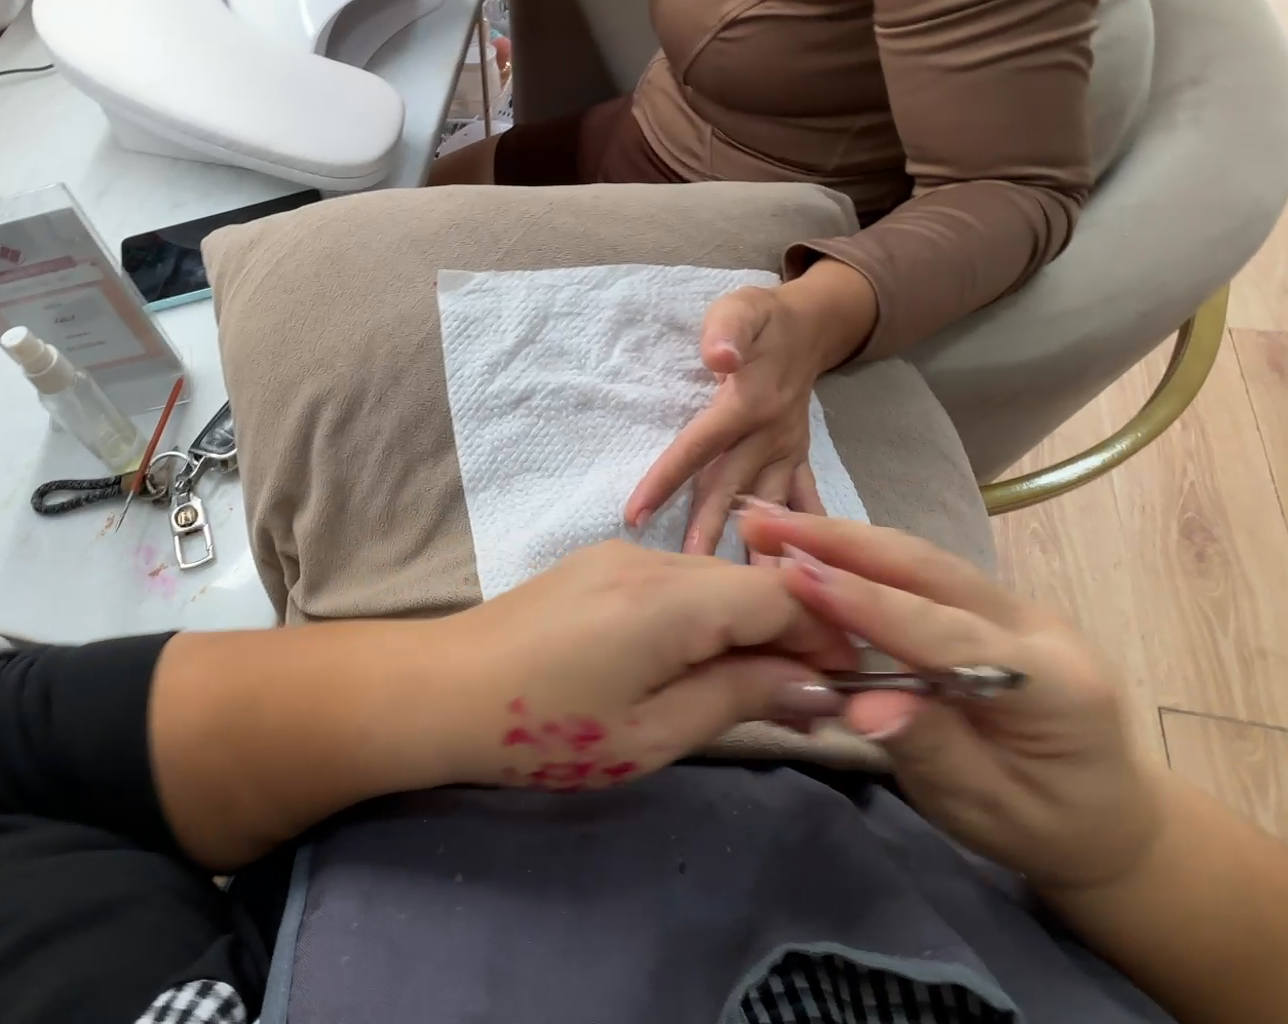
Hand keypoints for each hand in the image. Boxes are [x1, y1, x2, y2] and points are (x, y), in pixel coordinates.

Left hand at [434, 540, 854, 789]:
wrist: (439, 690)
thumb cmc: (542, 729)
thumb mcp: (651, 733)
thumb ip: (740, 698)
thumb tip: (822, 688)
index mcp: (670, 598)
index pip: (788, 594)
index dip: (830, 639)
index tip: (849, 693)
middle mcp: (647, 558)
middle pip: (752, 580)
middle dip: (791, 636)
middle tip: (803, 705)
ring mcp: (614, 556)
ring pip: (712, 580)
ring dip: (745, 627)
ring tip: (748, 692)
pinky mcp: (591, 566)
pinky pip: (671, 582)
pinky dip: (700, 617)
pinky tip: (692, 663)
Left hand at [625, 261, 876, 554]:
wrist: (812, 327)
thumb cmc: (762, 320)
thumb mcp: (740, 308)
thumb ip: (727, 330)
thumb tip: (717, 355)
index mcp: (745, 406)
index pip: (695, 448)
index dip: (665, 481)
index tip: (635, 516)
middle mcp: (769, 436)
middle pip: (729, 490)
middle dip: (706, 533)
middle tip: (685, 575)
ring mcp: (788, 453)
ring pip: (770, 509)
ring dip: (758, 550)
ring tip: (748, 598)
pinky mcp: (798, 461)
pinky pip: (804, 504)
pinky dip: (804, 538)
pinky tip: (801, 580)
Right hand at [739, 506, 1164, 891]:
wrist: (1106, 817)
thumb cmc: (1042, 823)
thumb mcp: (984, 807)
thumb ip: (928, 749)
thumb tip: (861, 706)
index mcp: (1050, 685)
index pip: (943, 632)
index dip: (865, 602)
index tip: (794, 574)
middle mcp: (1033, 627)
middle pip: (927, 568)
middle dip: (838, 540)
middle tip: (760, 521)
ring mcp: (1010, 608)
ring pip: (916, 557)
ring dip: (838, 536)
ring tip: (768, 521)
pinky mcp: (983, 605)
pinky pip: (912, 569)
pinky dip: (853, 552)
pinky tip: (806, 541)